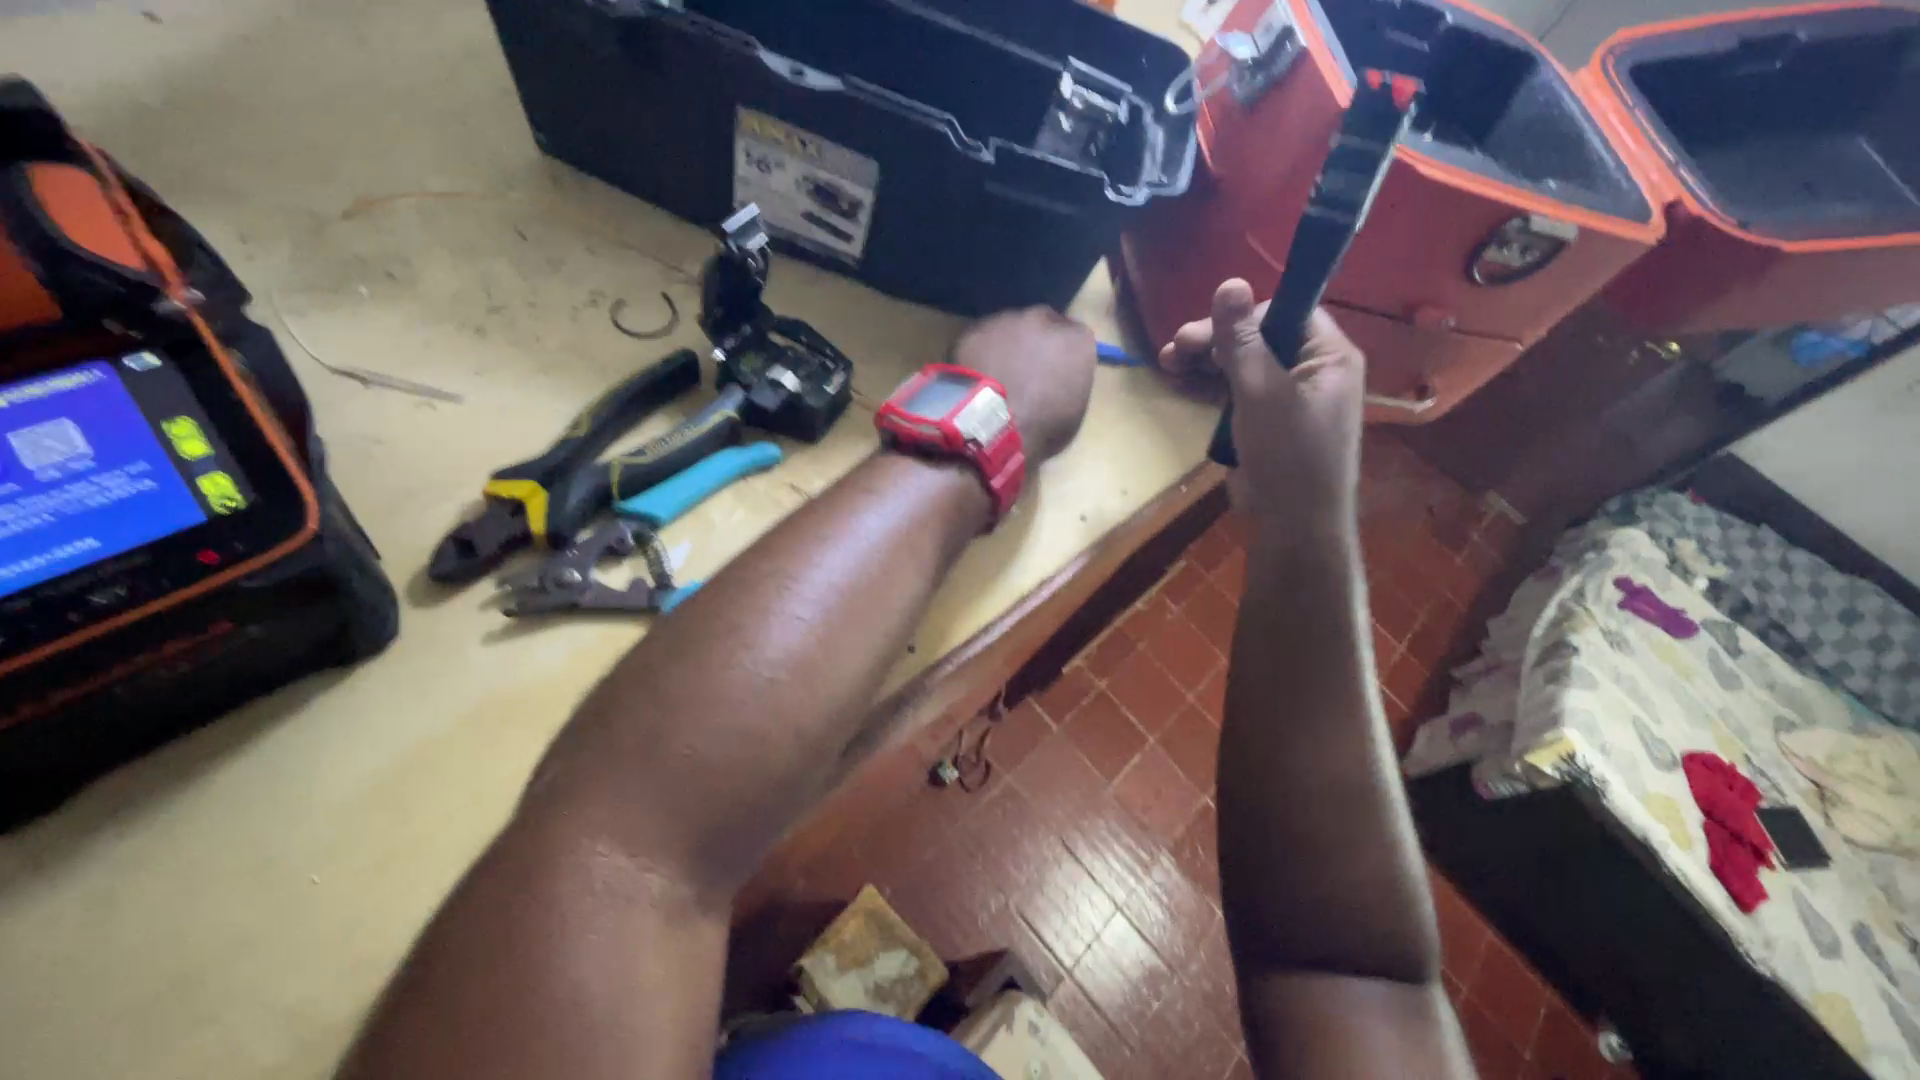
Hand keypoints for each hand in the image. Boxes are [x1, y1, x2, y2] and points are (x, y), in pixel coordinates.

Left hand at [951, 306, 1096, 462]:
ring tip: (997, 374)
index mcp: (1077, 339)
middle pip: (1042, 324)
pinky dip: (981, 352)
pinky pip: (982, 339)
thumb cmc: (1042, 427)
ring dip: (1007, 345)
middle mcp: (1043, 319)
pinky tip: (976, 374)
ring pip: (1009, 328)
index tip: (1056, 369)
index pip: (1075, 335)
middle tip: (1026, 370)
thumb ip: (1069, 380)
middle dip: (1036, 342)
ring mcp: (1005, 321)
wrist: (992, 426)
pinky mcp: (974, 330)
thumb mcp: (1074, 409)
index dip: (1063, 353)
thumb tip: (1058, 378)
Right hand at [1159, 279, 1363, 529]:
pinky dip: (1211, 384)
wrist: (1292, 526)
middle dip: (1215, 339)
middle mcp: (1313, 372)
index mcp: (1329, 356)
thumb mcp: (1261, 391)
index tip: (1208, 328)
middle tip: (1175, 347)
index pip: (1288, 312)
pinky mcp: (1267, 423)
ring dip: (1206, 360)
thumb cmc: (1288, 454)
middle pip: (1260, 336)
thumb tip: (1229, 282)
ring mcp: (1289, 399)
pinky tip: (1181, 380)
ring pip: (1243, 364)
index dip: (1245, 314)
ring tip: (1167, 362)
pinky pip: (1238, 391)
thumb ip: (1241, 339)